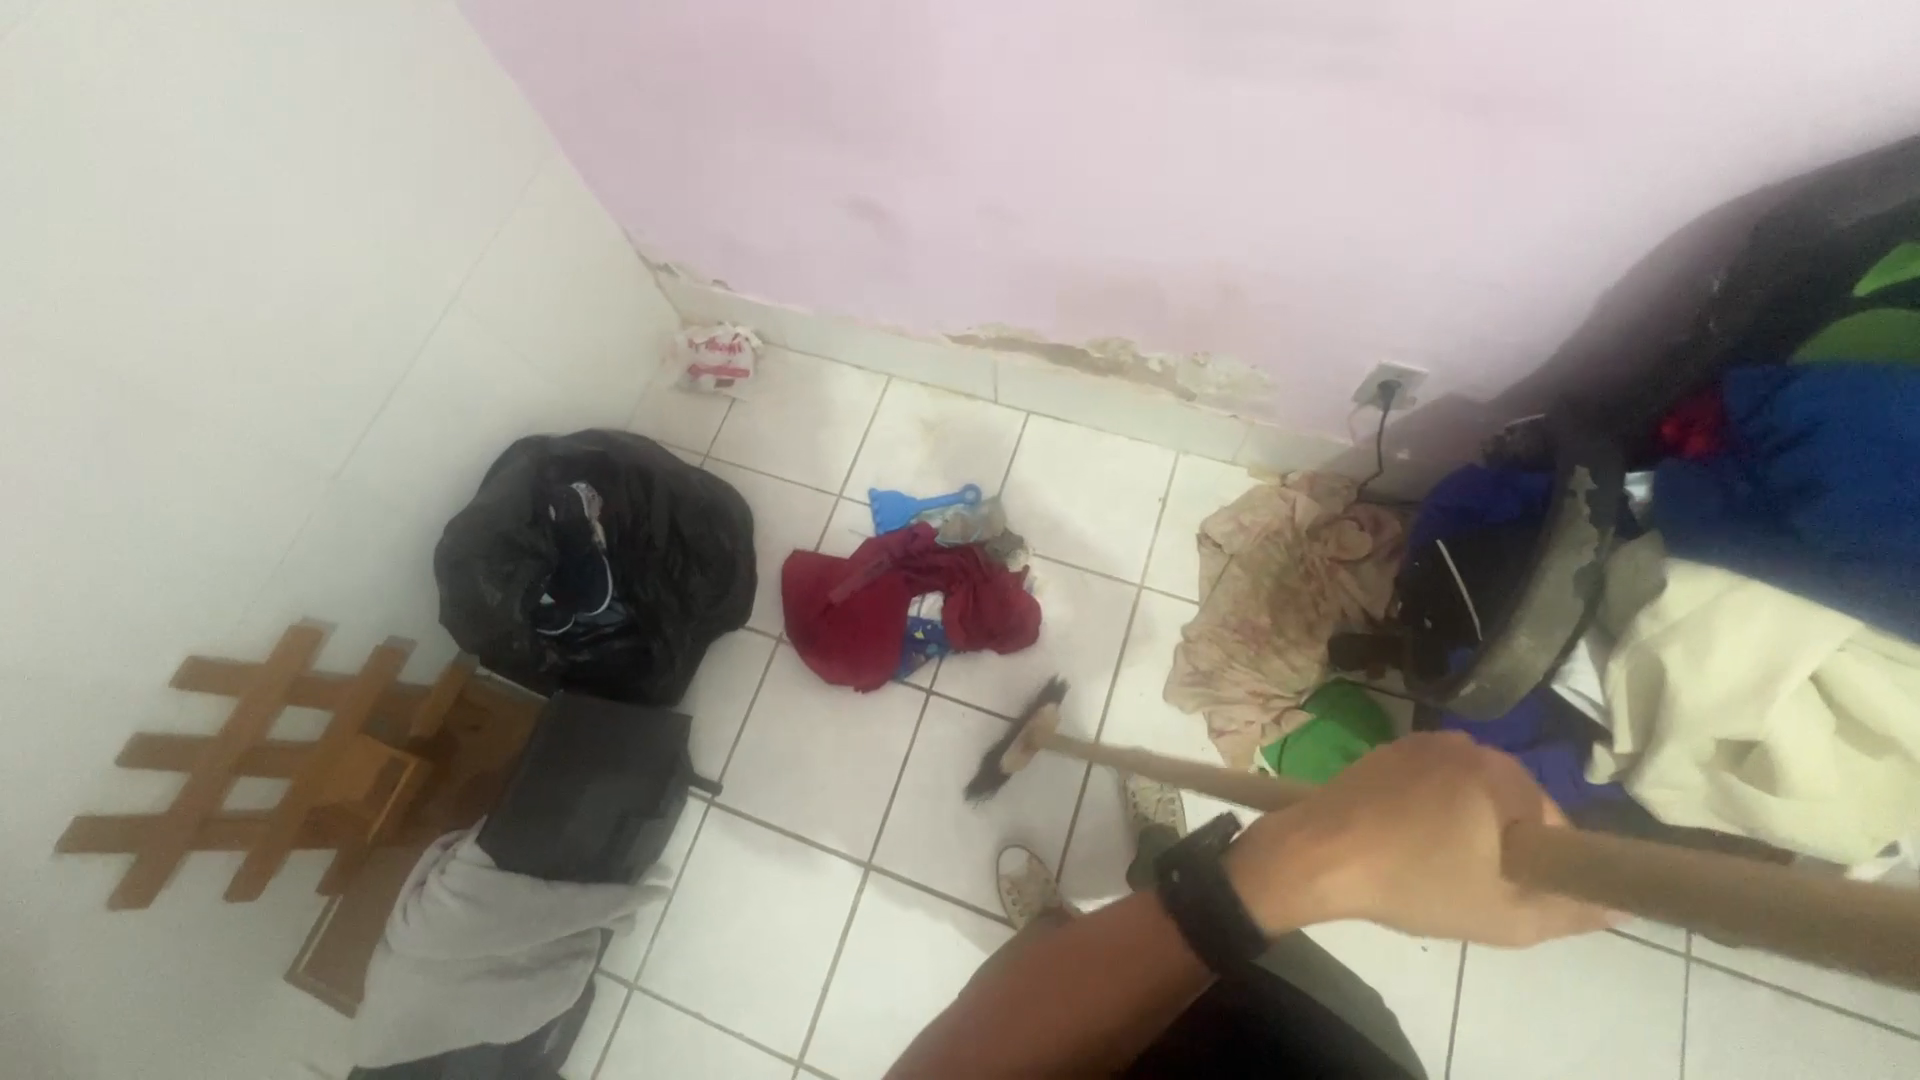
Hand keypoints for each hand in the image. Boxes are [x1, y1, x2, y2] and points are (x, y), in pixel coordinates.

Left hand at [1223, 732, 1618, 946]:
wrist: (1316, 855)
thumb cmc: (1414, 882)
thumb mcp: (1506, 917)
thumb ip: (1572, 910)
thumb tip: (1619, 904)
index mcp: (1501, 772)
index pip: (1553, 823)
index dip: (1540, 866)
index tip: (1507, 890)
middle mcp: (1462, 744)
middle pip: (1508, 804)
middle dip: (1498, 843)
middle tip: (1466, 882)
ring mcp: (1415, 743)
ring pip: (1465, 794)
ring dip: (1461, 826)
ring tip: (1430, 864)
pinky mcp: (1381, 752)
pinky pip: (1427, 785)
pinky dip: (1426, 811)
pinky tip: (1402, 841)